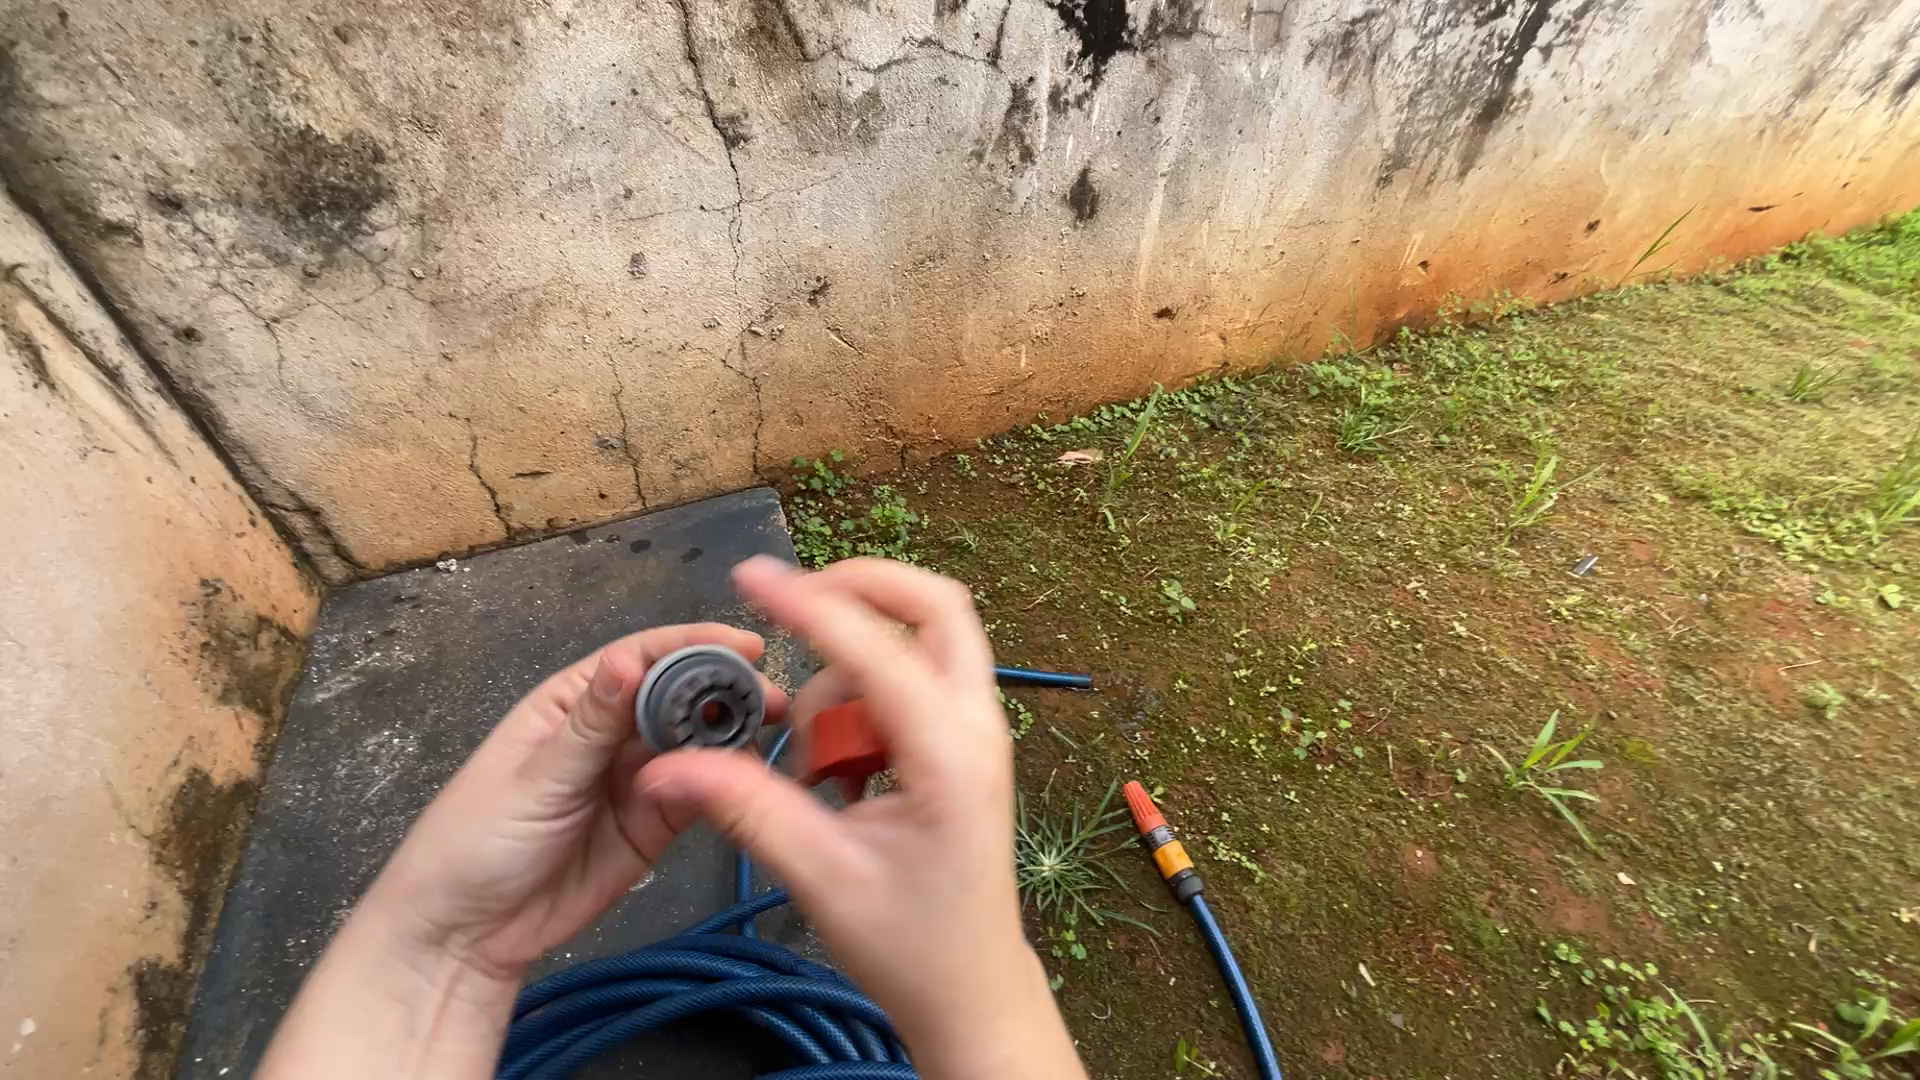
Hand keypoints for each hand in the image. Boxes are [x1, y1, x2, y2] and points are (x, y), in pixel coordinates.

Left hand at [370, 622, 788, 976]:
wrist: (465, 939)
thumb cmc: (478, 840)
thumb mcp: (534, 778)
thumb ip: (591, 725)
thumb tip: (629, 659)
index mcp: (579, 701)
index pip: (645, 657)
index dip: (697, 644)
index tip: (746, 646)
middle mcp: (617, 729)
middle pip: (683, 693)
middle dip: (728, 688)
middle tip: (773, 697)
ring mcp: (642, 772)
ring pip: (699, 739)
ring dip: (735, 731)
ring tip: (773, 731)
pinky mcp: (660, 816)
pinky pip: (701, 787)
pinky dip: (727, 778)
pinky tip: (750, 775)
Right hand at [638, 557, 1086, 1079]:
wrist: (972, 988)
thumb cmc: (911, 944)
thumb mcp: (822, 878)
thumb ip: (746, 808)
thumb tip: (669, 767)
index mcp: (950, 754)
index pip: (876, 649)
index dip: (808, 604)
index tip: (752, 578)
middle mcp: (977, 723)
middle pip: (935, 604)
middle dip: (863, 589)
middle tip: (796, 607)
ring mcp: (978, 726)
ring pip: (923, 636)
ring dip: (856, 659)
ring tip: (816, 755)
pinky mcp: (963, 736)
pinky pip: (916, 673)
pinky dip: (870, 685)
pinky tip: (840, 755)